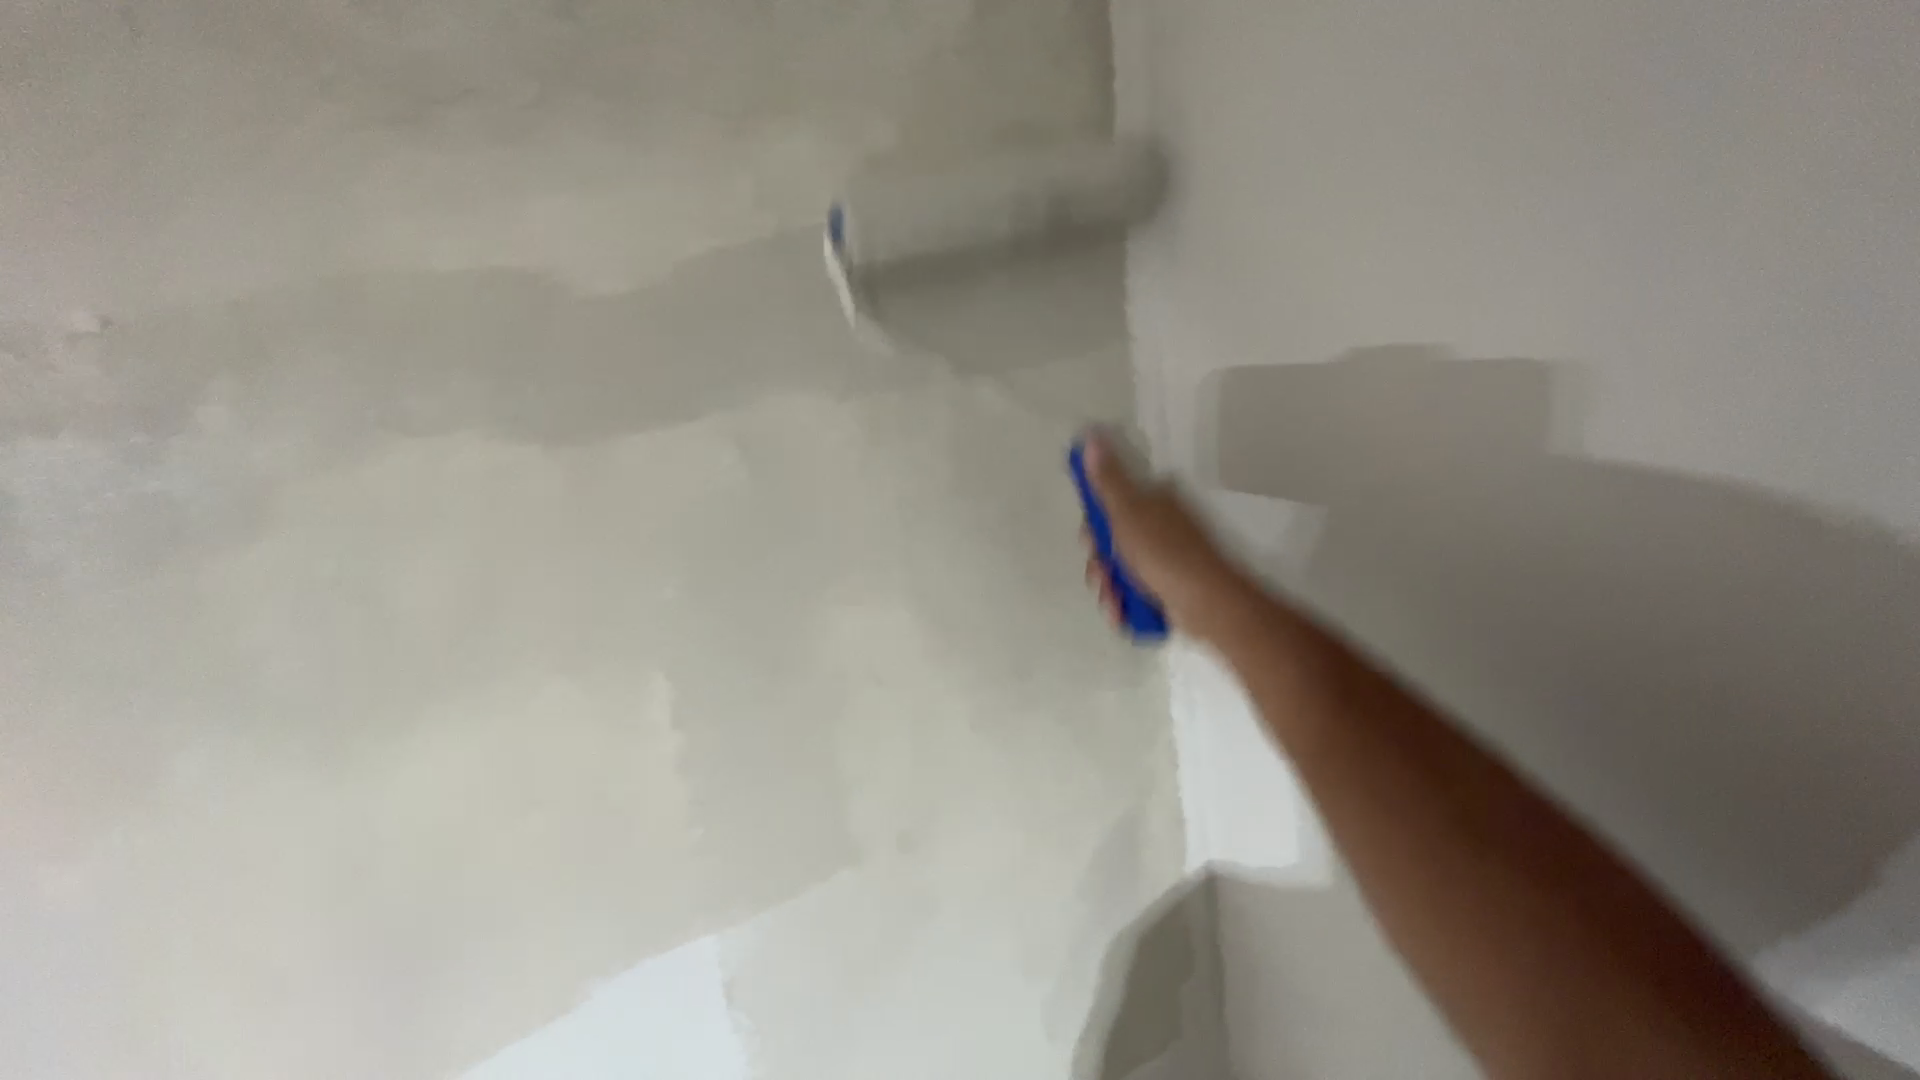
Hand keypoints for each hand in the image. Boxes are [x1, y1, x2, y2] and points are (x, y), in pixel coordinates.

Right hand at [1079, 431, 1250, 641]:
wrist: (1206, 604)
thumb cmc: (1165, 554)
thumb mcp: (1128, 513)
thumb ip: (1107, 480)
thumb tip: (1093, 437)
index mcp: (1153, 501)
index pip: (1109, 505)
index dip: (1093, 525)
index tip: (1089, 541)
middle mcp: (1159, 525)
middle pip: (1111, 541)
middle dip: (1100, 564)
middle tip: (1103, 577)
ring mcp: (1164, 558)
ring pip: (1119, 570)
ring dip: (1109, 589)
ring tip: (1116, 602)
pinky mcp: (1166, 587)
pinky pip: (1133, 592)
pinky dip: (1125, 604)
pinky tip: (1124, 612)